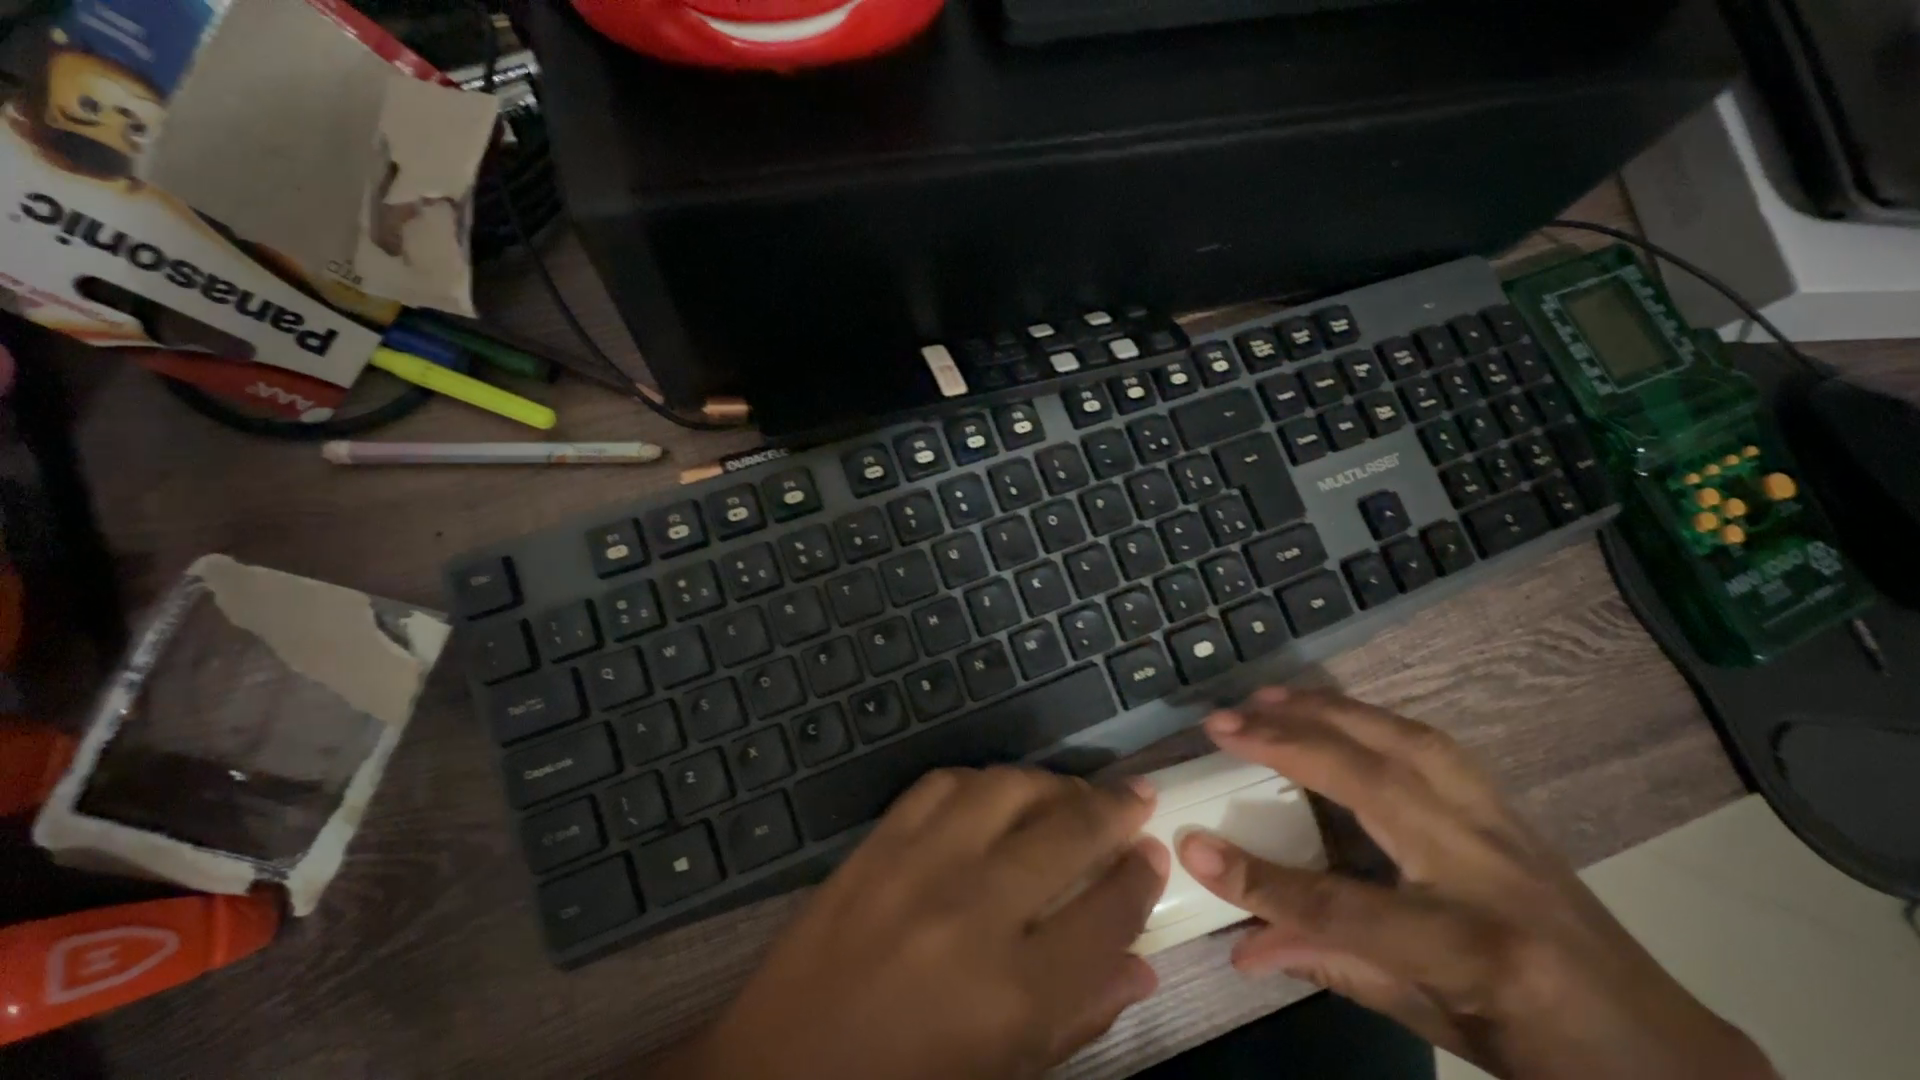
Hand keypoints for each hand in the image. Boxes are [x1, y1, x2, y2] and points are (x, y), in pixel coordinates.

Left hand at [668, 767, 1169, 1079]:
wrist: (777, 1071)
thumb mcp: (1003, 1072)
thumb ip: (1079, 1018)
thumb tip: (1141, 965)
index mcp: (1015, 991)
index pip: (1108, 913)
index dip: (1141, 878)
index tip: (1153, 856)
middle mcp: (974, 912)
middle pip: (1068, 833)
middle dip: (1115, 809)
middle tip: (1136, 799)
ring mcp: (919, 867)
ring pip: (1008, 789)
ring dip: (1053, 782)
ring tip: (1073, 791)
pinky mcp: (874, 845)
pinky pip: (942, 784)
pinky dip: (982, 781)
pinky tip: (997, 795)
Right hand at [1176, 688, 1775, 1079]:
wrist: (1661, 1049)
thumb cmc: (1539, 1048)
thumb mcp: (1430, 1023)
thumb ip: (1330, 968)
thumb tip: (1240, 949)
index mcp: (1474, 948)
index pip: (1341, 906)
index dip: (1259, 879)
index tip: (1192, 845)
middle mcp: (1492, 869)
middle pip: (1377, 782)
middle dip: (1291, 743)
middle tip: (1222, 720)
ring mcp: (1510, 829)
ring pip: (1412, 742)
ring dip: (1332, 709)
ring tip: (1269, 694)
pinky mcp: (1514, 810)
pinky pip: (1438, 746)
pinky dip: (1375, 717)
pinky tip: (1339, 711)